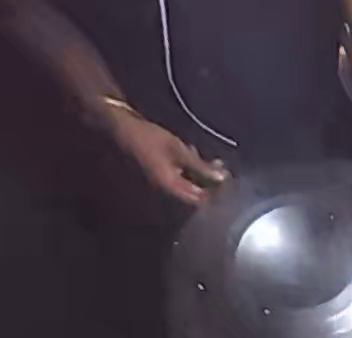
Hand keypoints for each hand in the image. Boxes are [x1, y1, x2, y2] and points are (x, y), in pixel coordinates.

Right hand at [104, 109, 226, 205]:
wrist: (121, 123)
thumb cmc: (149, 137)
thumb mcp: (179, 150)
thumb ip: (201, 166)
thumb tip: (223, 179)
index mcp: (173, 187)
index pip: (201, 200)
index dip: (217, 194)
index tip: (230, 185)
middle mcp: (170, 188)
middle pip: (199, 192)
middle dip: (213, 182)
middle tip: (223, 170)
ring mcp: (167, 180)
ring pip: (193, 182)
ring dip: (204, 173)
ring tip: (214, 161)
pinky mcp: (165, 171)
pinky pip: (184, 175)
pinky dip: (193, 168)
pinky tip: (196, 154)